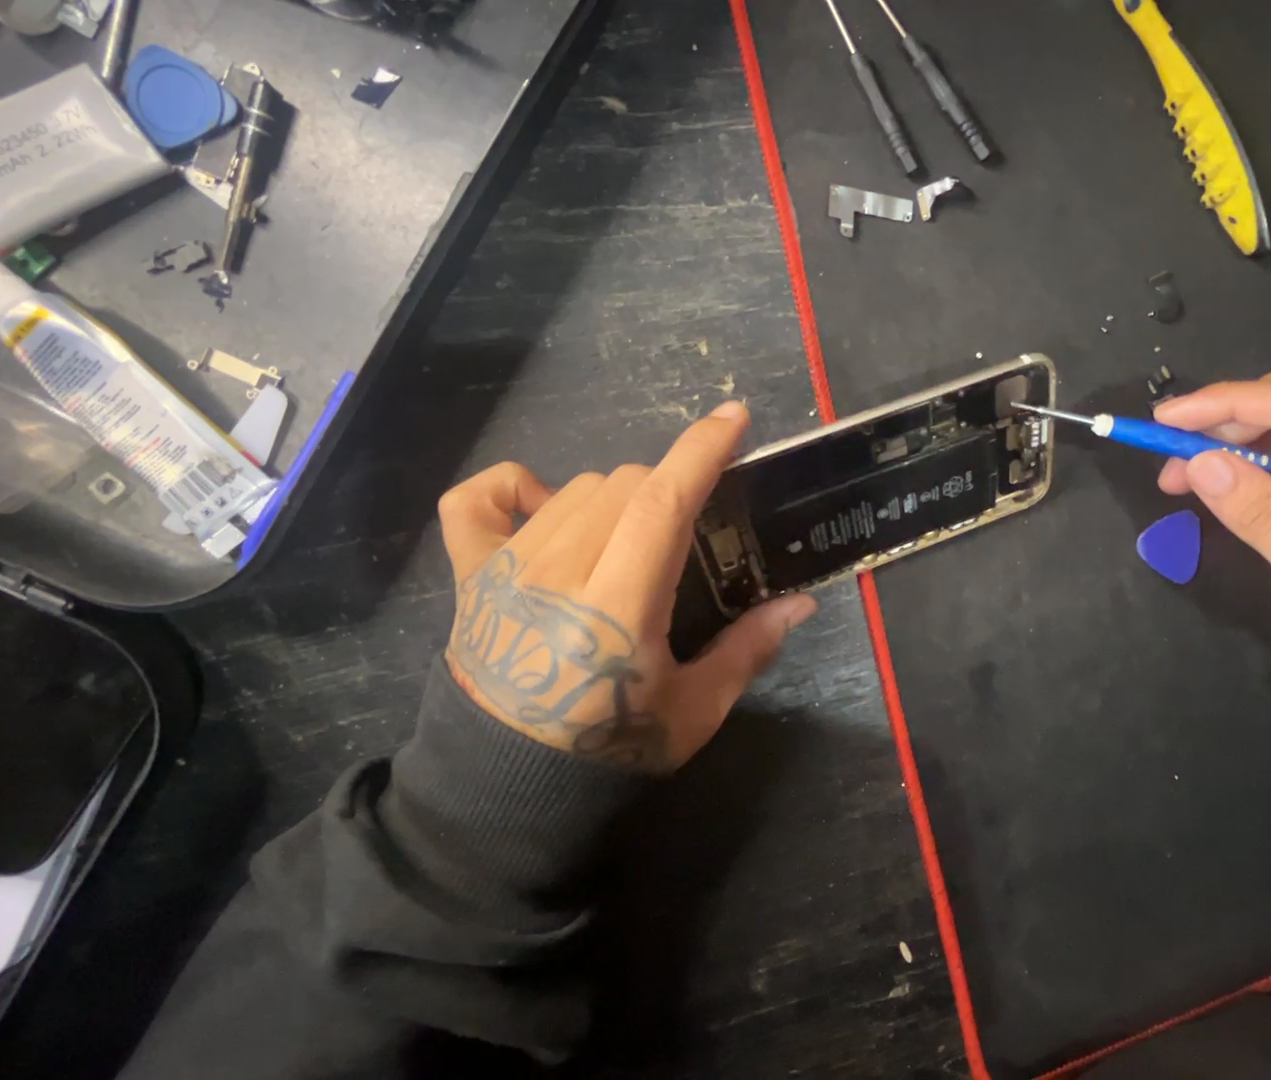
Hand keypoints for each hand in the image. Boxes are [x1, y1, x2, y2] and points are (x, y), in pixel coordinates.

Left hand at [435, 402, 816, 770]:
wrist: (508, 783)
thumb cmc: (611, 746)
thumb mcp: (694, 710)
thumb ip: (748, 649)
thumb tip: (801, 603)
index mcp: (617, 607)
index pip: (663, 502)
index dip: (702, 451)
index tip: (734, 419)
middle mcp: (557, 572)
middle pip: (624, 485)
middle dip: (669, 490)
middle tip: (683, 537)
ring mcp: (505, 568)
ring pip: (574, 487)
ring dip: (616, 498)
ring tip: (627, 543)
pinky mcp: (469, 573)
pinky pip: (480, 497)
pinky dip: (517, 487)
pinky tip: (545, 507)